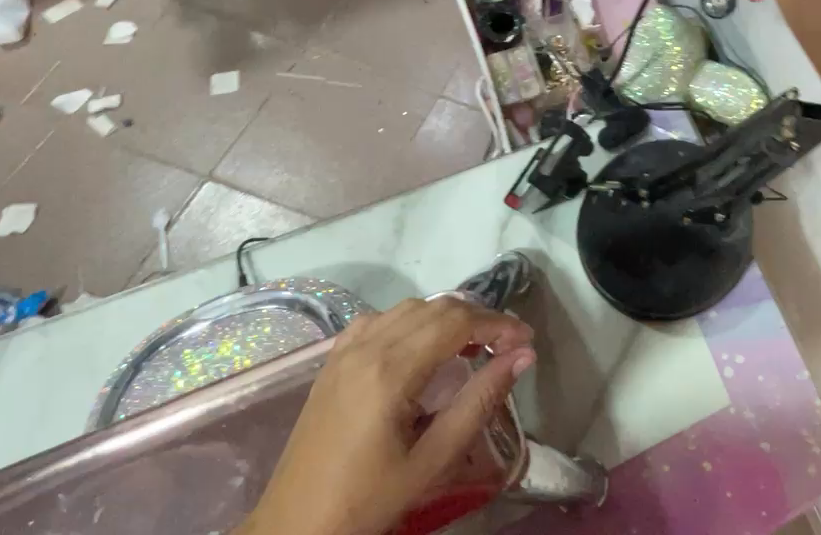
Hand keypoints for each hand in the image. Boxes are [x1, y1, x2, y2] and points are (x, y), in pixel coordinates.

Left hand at [238, 298, 535, 534]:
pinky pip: (379, 320)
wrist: (293, 529)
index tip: (526, 343)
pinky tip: (420, 348)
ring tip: (471, 347)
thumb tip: (523, 357)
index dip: (499, 324)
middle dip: (479, 318)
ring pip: (410, 308)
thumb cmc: (366, 501)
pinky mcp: (332, 362)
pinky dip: (411, 322)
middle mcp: (366, 348)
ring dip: (447, 317)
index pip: (458, 322)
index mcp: (390, 371)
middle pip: (437, 307)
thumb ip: (479, 401)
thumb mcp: (432, 460)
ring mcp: (345, 351)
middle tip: (507, 347)